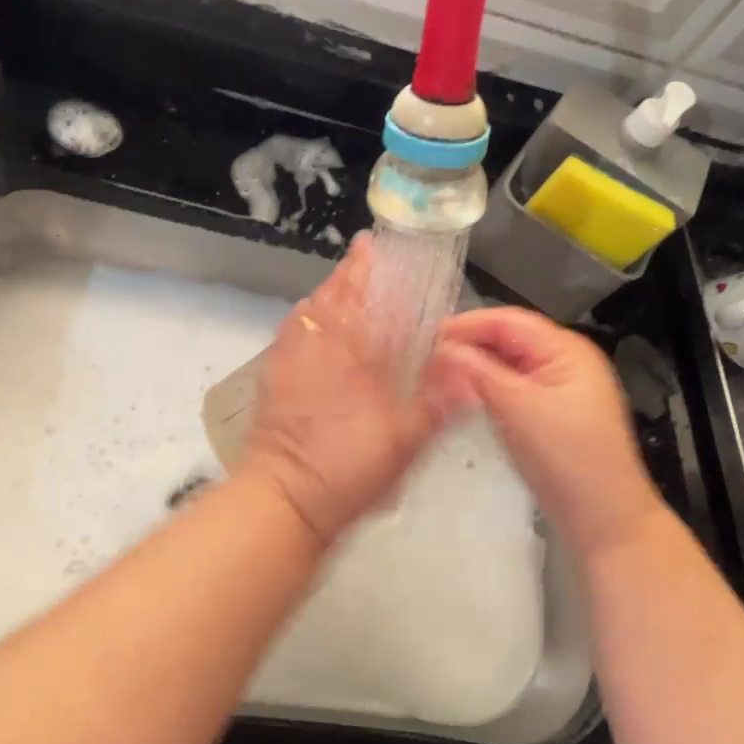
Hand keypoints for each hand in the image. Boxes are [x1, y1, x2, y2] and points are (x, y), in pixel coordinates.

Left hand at [244, 235, 453, 544]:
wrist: (283, 501)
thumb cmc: (345, 466)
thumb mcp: (405, 438)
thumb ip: (439, 401)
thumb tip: (471, 370)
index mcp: (344, 346)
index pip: (355, 291)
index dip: (363, 266)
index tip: (370, 243)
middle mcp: (310, 344)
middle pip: (327, 297)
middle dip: (346, 279)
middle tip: (365, 265)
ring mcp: (285, 361)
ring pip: (307, 317)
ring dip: (327, 302)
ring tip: (348, 297)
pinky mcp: (272, 383)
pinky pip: (293, 339)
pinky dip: (310, 328)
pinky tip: (324, 342)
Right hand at [432, 308, 665, 559]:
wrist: (606, 522)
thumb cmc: (569, 460)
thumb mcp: (519, 409)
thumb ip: (479, 373)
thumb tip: (441, 348)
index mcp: (567, 348)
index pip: (506, 320)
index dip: (465, 326)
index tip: (425, 341)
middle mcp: (565, 360)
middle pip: (506, 339)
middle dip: (467, 346)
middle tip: (424, 363)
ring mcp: (559, 388)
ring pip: (506, 364)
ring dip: (474, 368)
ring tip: (436, 379)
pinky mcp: (550, 414)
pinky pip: (511, 387)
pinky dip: (486, 389)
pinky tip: (462, 399)